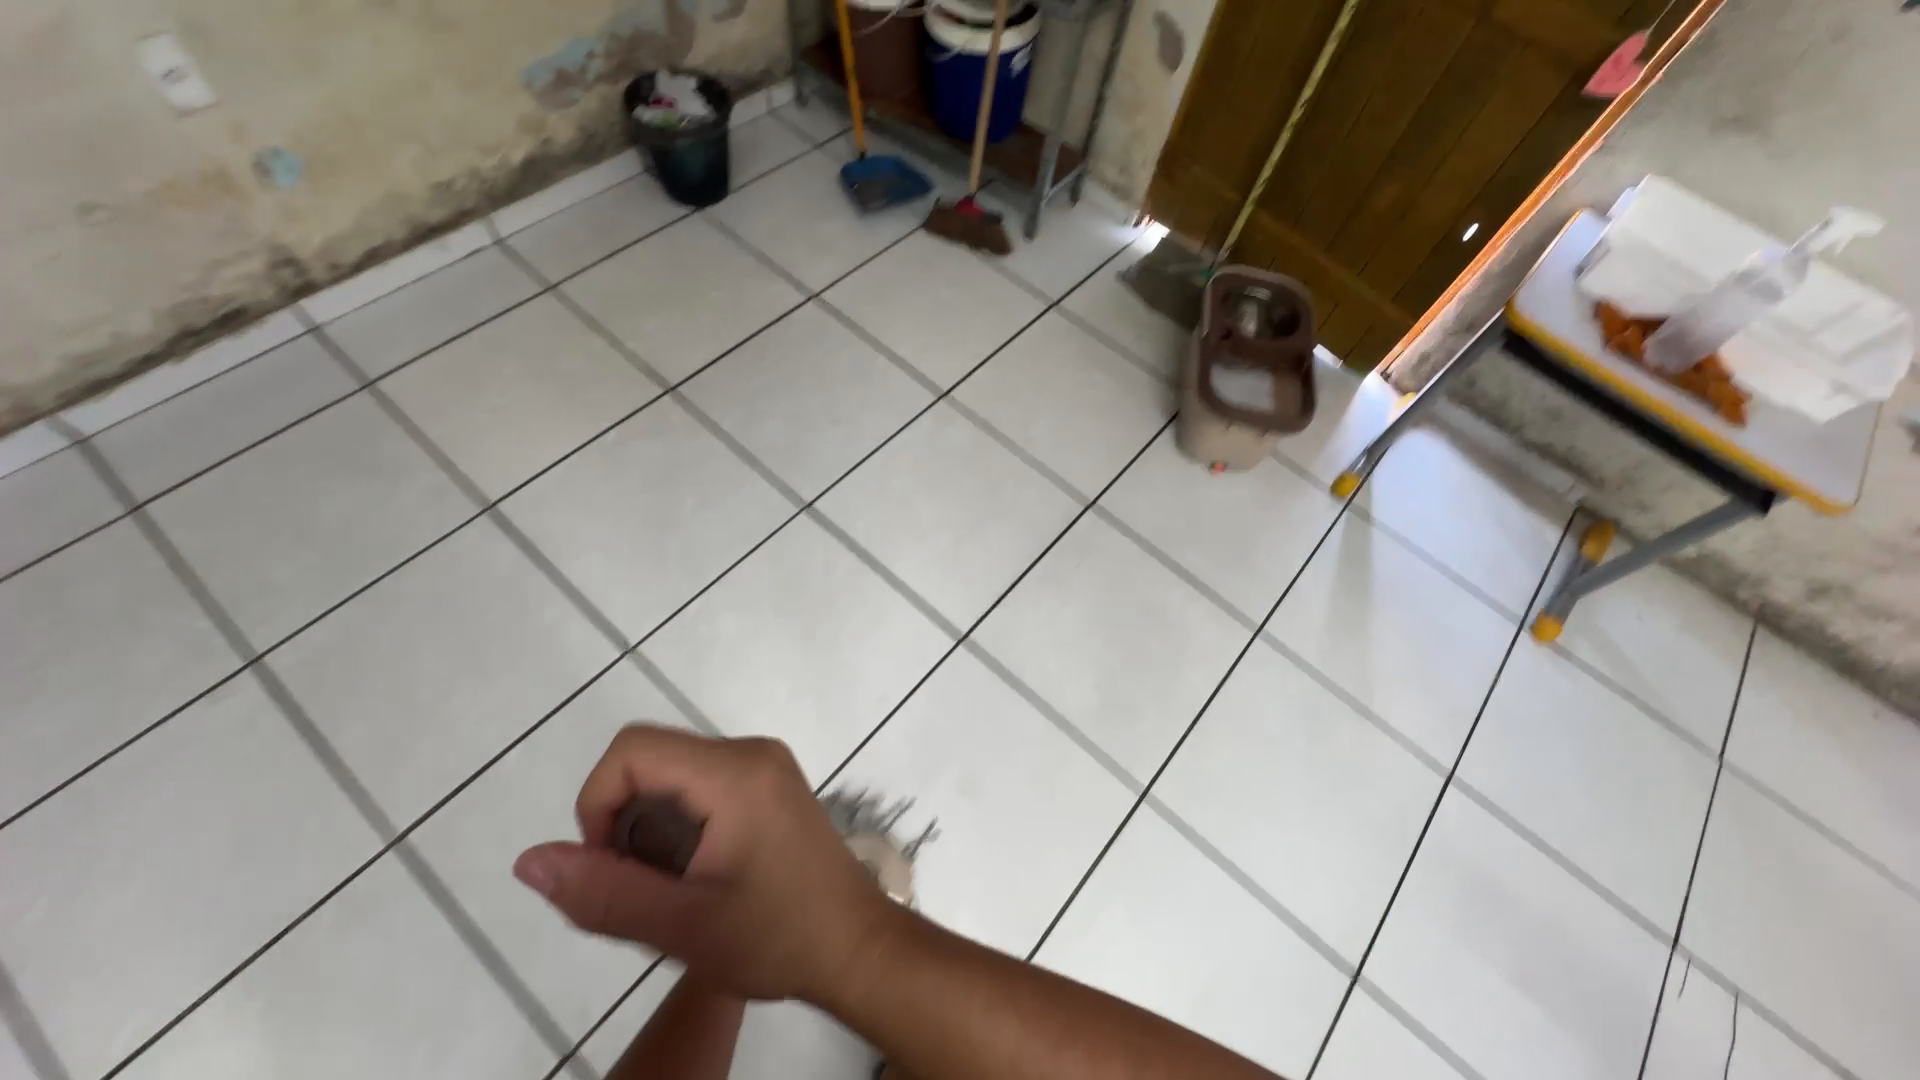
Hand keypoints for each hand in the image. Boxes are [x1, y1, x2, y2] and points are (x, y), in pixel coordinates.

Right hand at [513, 725, 897, 1002]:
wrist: (856, 947)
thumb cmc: (778, 939)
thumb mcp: (682, 927)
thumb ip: (602, 893)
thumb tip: (528, 860)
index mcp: (735, 772)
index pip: (631, 750)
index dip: (597, 804)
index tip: (612, 868)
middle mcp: (752, 752)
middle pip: (652, 759)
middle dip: (625, 821)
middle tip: (646, 886)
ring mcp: (766, 765)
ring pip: (673, 774)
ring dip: (652, 827)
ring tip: (675, 887)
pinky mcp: (771, 783)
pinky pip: (701, 783)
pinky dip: (680, 824)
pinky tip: (697, 875)